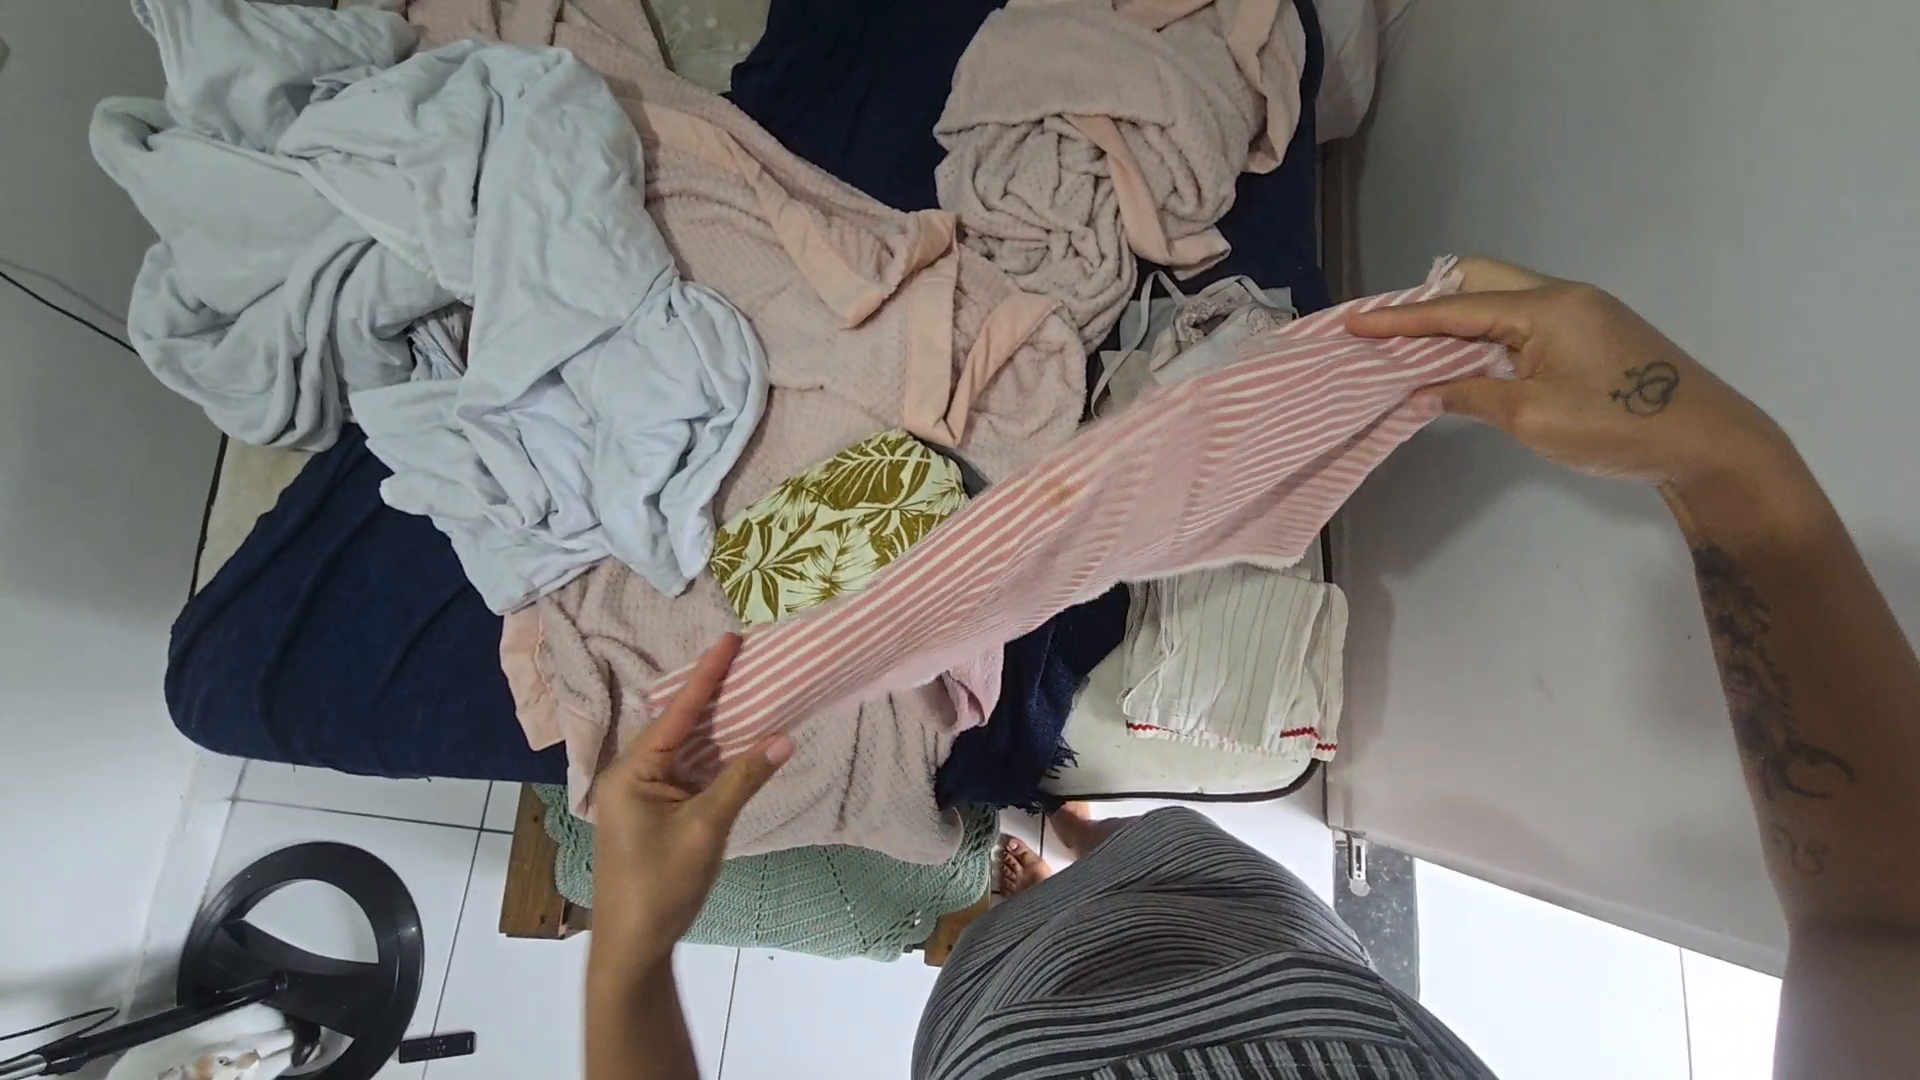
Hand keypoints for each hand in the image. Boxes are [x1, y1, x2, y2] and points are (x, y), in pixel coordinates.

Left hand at [586, 634, 793, 970]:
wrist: (633, 949)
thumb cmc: (661, 886)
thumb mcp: (706, 827)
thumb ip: (744, 778)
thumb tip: (784, 737)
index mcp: (631, 772)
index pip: (677, 713)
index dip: (707, 675)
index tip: (729, 640)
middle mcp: (632, 775)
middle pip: (679, 723)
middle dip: (713, 692)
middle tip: (746, 658)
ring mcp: (643, 793)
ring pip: (686, 746)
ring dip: (718, 723)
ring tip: (749, 687)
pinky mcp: (657, 810)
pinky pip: (689, 769)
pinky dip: (715, 754)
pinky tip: (739, 737)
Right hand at [1347, 257, 1794, 492]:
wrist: (1709, 442)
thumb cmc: (1616, 427)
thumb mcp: (1529, 416)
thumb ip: (1466, 397)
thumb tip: (1416, 395)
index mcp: (1547, 309)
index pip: (1455, 309)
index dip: (1399, 318)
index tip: (1353, 321)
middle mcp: (1561, 297)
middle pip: (1478, 280)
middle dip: (1427, 301)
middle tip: (1388, 333)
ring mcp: (1577, 313)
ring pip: (1497, 297)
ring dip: (1453, 318)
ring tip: (1413, 349)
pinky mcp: (1584, 333)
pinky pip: (1515, 319)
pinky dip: (1478, 333)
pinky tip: (1461, 360)